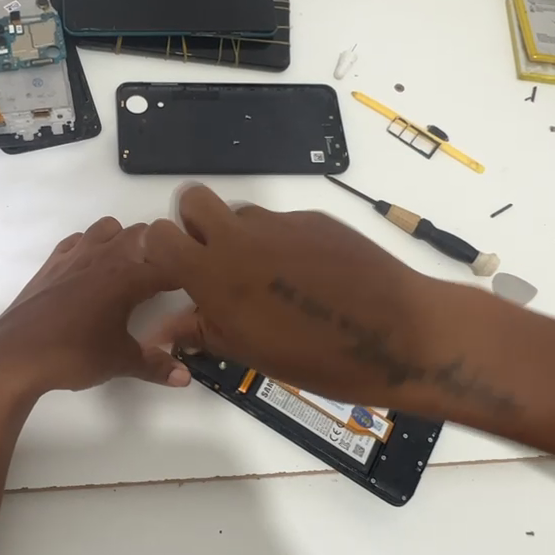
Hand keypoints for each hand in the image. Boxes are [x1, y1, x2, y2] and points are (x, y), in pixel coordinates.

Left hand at [0, 217, 190, 397]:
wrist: (15, 355)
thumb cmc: (74, 355)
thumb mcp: (120, 362)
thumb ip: (156, 366)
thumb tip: (185, 378)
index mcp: (128, 277)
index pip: (170, 264)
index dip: (188, 272)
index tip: (196, 283)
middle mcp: (104, 257)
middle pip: (142, 235)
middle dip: (158, 250)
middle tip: (163, 279)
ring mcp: (75, 255)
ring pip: (108, 228)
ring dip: (122, 240)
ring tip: (127, 270)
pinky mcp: (51, 263)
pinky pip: (77, 240)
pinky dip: (90, 246)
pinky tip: (90, 271)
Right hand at [143, 185, 486, 411]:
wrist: (395, 334)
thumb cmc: (314, 356)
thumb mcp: (248, 351)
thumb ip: (200, 330)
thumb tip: (162, 331)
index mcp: (214, 273)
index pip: (159, 235)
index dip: (162, 250)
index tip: (178, 271)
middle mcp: (240, 237)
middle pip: (193, 198)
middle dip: (194, 222)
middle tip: (215, 259)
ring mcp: (280, 223)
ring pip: (241, 213)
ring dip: (242, 235)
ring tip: (271, 277)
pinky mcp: (315, 219)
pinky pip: (282, 222)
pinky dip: (283, 242)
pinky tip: (309, 276)